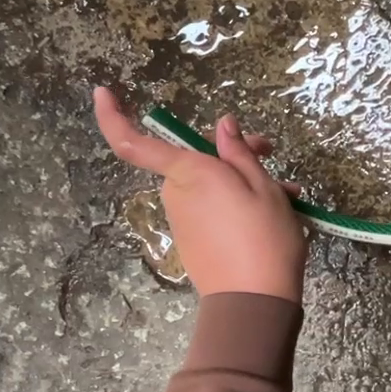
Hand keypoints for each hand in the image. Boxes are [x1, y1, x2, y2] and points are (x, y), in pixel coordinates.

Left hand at [93, 87, 306, 300]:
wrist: (255, 300)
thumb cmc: (264, 236)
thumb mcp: (264, 187)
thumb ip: (239, 153)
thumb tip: (222, 125)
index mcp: (190, 173)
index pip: (133, 142)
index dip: (112, 116)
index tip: (101, 91)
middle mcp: (178, 193)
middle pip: (194, 160)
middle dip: (230, 151)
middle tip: (271, 152)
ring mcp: (184, 219)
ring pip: (211, 185)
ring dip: (245, 181)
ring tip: (288, 194)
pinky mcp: (194, 240)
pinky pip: (214, 208)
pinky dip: (240, 203)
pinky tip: (276, 211)